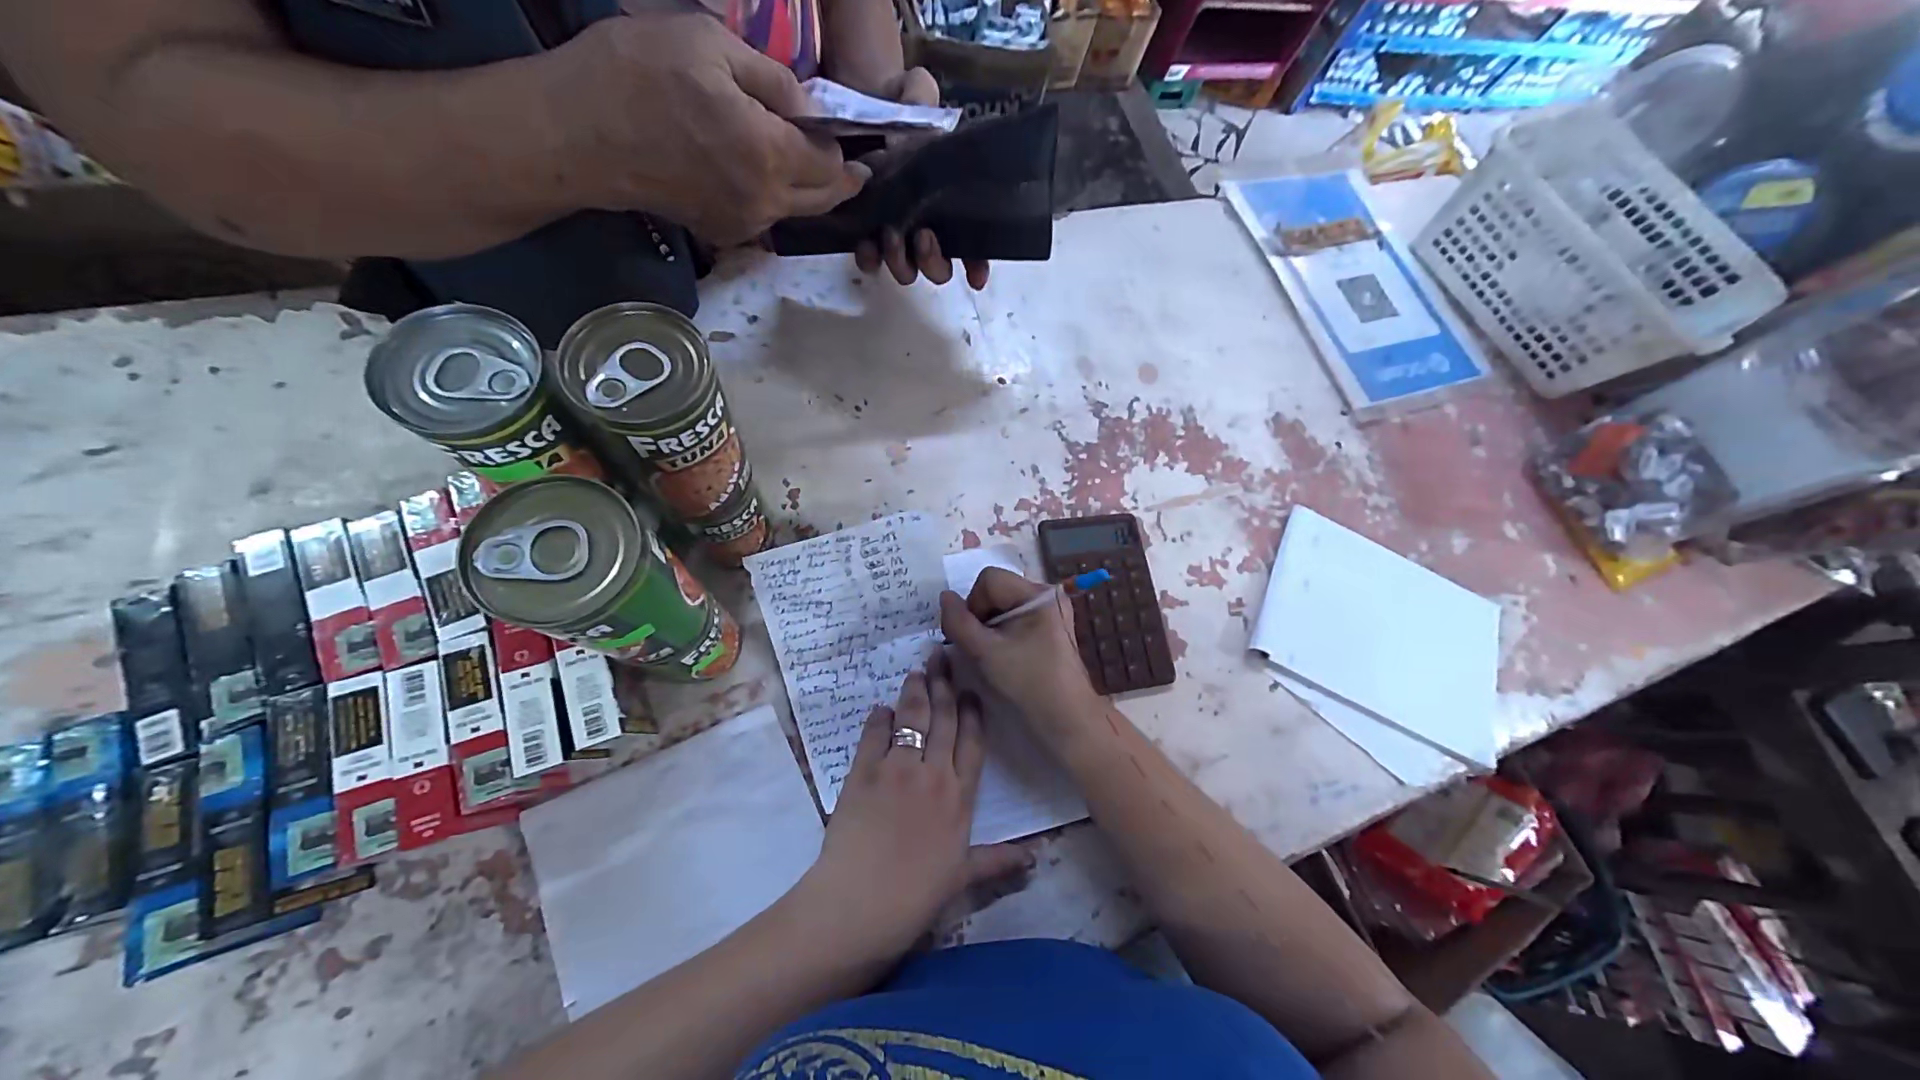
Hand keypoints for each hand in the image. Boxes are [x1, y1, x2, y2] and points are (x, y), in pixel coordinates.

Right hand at [554, 14, 867, 244]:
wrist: (575, 134)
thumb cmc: (637, 75)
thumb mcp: (710, 45)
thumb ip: (774, 80)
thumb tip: (808, 106)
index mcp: (771, 156)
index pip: (833, 164)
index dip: (844, 147)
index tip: (848, 133)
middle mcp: (765, 202)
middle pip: (823, 198)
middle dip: (839, 178)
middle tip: (848, 159)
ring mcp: (742, 223)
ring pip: (795, 211)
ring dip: (807, 190)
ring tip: (806, 161)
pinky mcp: (719, 232)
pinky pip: (764, 218)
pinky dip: (775, 199)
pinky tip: (764, 173)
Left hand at [799, 653, 1028, 952]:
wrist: (860, 903)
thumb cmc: (916, 896)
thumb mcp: (962, 878)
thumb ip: (996, 861)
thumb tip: (1036, 857)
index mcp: (960, 798)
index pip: (972, 744)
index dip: (973, 715)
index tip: (972, 692)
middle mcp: (933, 775)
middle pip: (944, 721)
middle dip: (945, 686)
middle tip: (943, 657)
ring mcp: (896, 770)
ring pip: (912, 720)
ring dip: (915, 692)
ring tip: (918, 670)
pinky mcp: (862, 772)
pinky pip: (874, 736)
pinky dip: (878, 719)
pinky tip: (881, 708)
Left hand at [852, 68, 990, 289]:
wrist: (859, 115)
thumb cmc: (898, 117)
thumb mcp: (917, 103)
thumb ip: (925, 102)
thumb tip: (924, 105)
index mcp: (953, 210)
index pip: (974, 248)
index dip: (977, 266)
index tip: (976, 278)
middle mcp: (929, 230)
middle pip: (939, 269)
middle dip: (933, 261)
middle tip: (924, 237)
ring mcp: (899, 236)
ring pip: (907, 271)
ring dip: (902, 262)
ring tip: (892, 235)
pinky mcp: (869, 234)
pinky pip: (872, 262)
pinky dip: (871, 259)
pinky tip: (868, 245)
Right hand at [940, 569, 1103, 738]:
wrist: (1067, 718)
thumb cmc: (1027, 683)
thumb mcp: (984, 652)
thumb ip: (958, 622)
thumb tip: (944, 596)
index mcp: (1038, 594)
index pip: (988, 579)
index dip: (973, 605)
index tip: (975, 636)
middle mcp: (1049, 594)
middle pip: (997, 589)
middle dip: (981, 615)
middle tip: (980, 647)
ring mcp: (1053, 609)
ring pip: (1004, 603)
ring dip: (991, 625)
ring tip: (993, 653)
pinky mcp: (1052, 625)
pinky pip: (1017, 615)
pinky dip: (1005, 631)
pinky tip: (1007, 654)